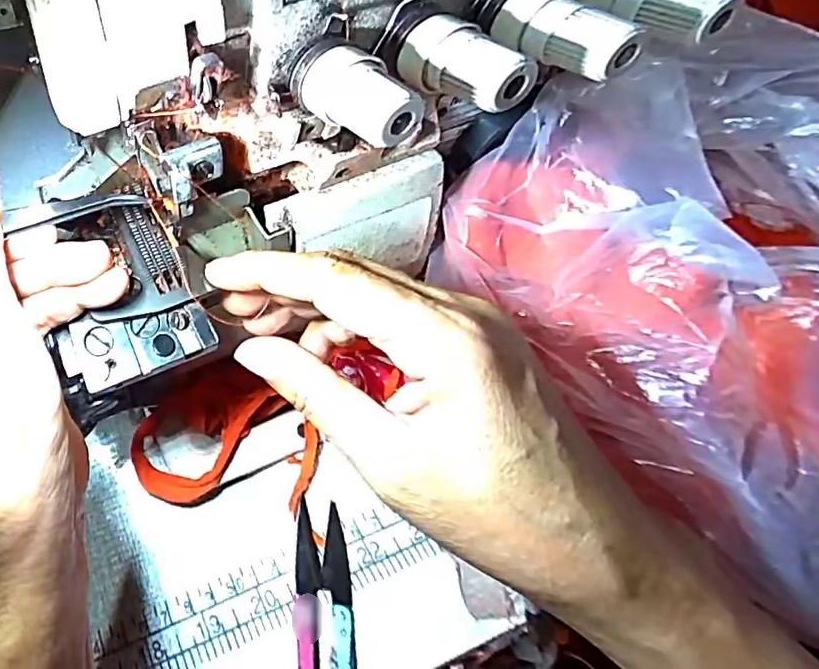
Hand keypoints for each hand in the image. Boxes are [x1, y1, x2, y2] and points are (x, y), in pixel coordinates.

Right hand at [205, 251, 818, 668]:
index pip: (336, 279)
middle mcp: (462, 311)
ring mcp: (471, 319)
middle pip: (351, 274)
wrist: (594, 546)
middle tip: (233, 302)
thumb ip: (315, 391)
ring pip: (371, 289)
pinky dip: (351, 324)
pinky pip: (396, 312)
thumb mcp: (388, 461)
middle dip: (285, 284)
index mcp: (445, 337)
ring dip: (315, 304)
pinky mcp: (473, 335)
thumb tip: (260, 350)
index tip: (224, 274)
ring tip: (264, 324)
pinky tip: (321, 347)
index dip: (269, 271)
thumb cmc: (504, 517)